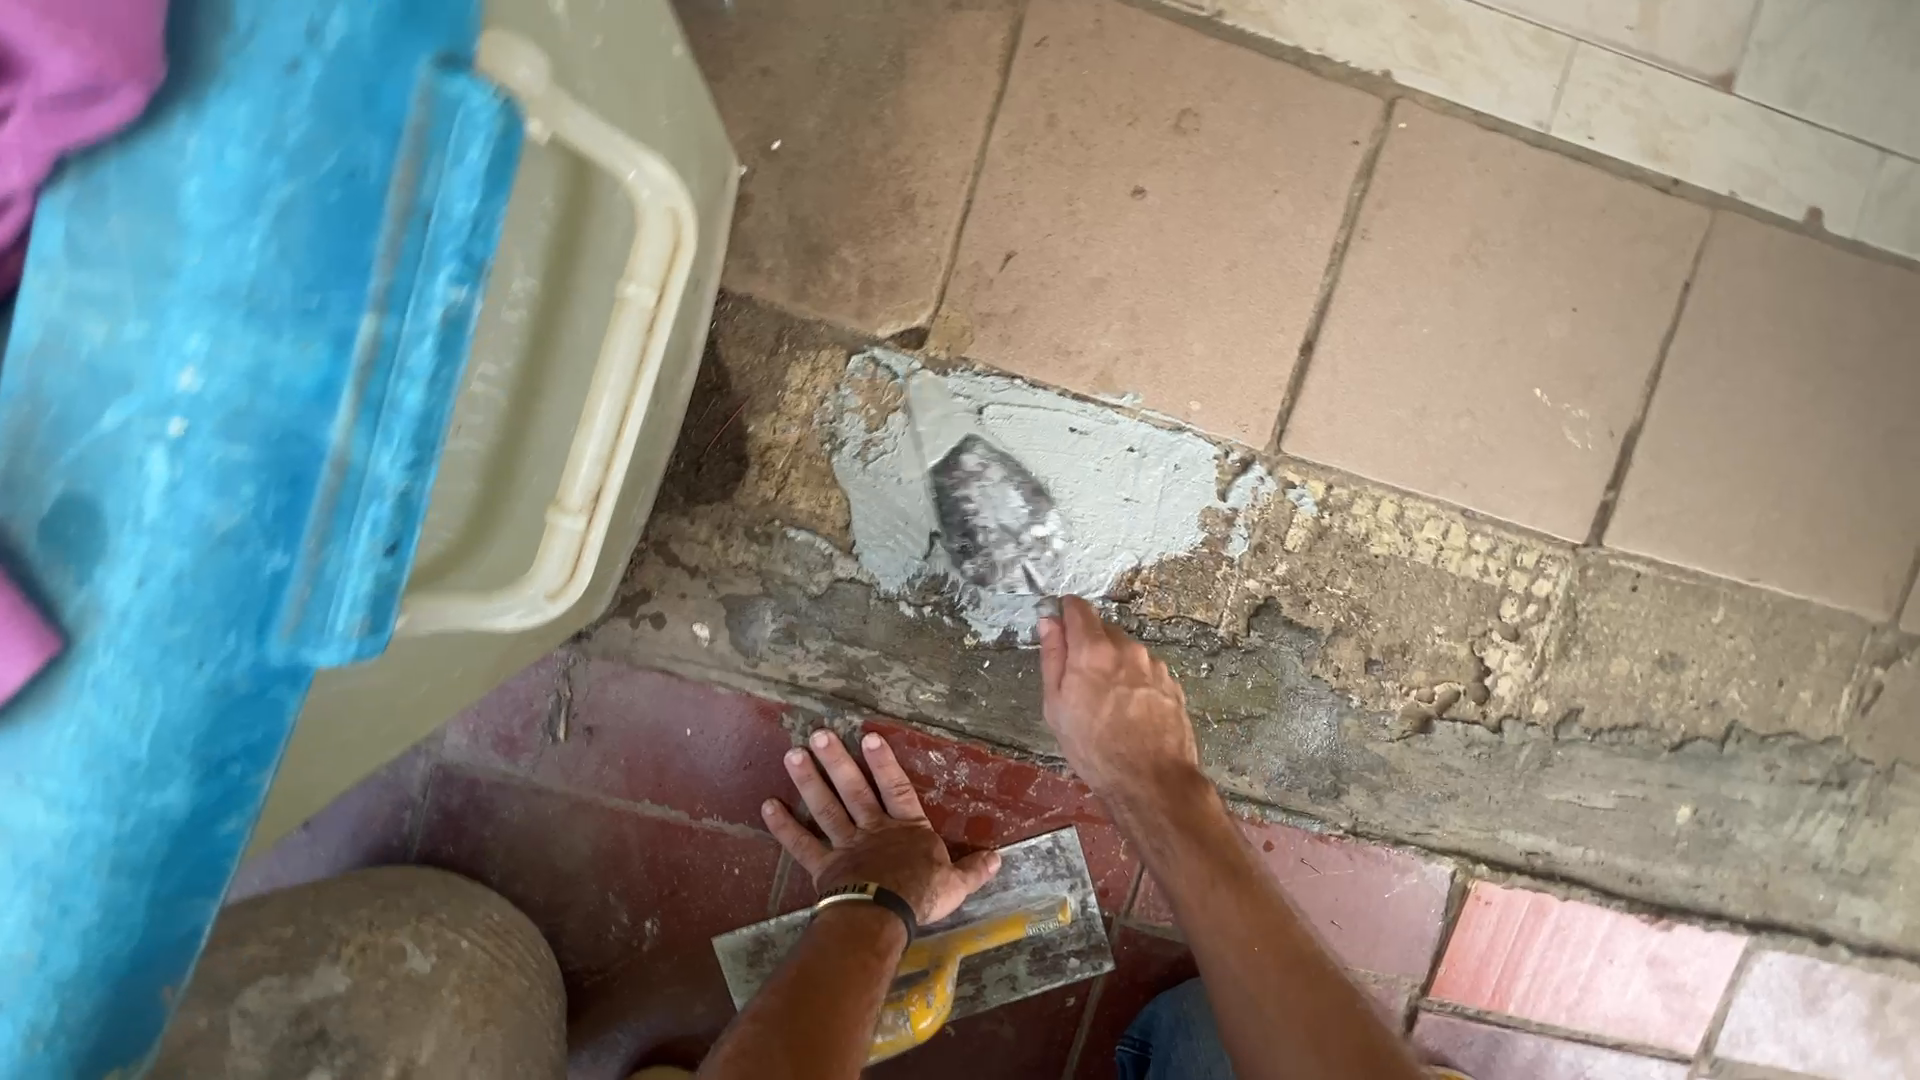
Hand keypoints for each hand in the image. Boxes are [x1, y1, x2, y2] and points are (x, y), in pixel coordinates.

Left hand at [763, 729, 1001, 924]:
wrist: (883, 918)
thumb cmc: (920, 897)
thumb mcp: (955, 884)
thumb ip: (973, 869)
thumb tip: (999, 858)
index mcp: (906, 829)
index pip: (896, 788)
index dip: (884, 763)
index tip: (869, 736)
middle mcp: (873, 829)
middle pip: (854, 789)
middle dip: (837, 760)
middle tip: (819, 733)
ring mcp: (846, 846)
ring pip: (826, 808)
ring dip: (809, 781)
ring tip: (793, 754)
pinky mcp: (824, 868)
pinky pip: (802, 845)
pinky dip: (784, 826)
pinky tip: (766, 806)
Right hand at [1038, 596, 1202, 809]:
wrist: (1151, 781)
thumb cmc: (1095, 748)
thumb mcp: (1056, 705)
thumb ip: (1052, 657)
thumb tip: (1048, 623)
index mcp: (1093, 650)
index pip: (1078, 608)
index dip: (1065, 612)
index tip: (1058, 625)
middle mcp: (1127, 648)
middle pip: (1102, 630)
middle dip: (1088, 646)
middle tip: (1079, 681)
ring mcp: (1154, 665)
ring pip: (1125, 652)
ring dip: (1113, 665)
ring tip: (1107, 703)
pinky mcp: (1171, 684)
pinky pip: (1145, 671)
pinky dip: (1134, 682)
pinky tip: (1129, 712)